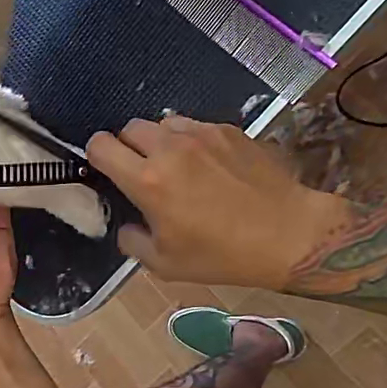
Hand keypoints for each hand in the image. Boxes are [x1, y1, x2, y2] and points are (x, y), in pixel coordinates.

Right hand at [87, 115, 351, 289]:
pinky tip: (211, 166)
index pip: (101, 145)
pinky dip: (193, 141)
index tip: (109, 172)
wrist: (288, 234)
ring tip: (179, 167)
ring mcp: (203, 134)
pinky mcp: (230, 130)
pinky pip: (197, 126)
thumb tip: (127, 225)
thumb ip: (133, 241)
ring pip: (164, 123)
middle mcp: (171, 148)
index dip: (98, 157)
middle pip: (129, 128)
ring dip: (162, 141)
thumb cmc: (224, 255)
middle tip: (145, 173)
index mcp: (148, 180)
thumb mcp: (167, 265)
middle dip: (129, 147)